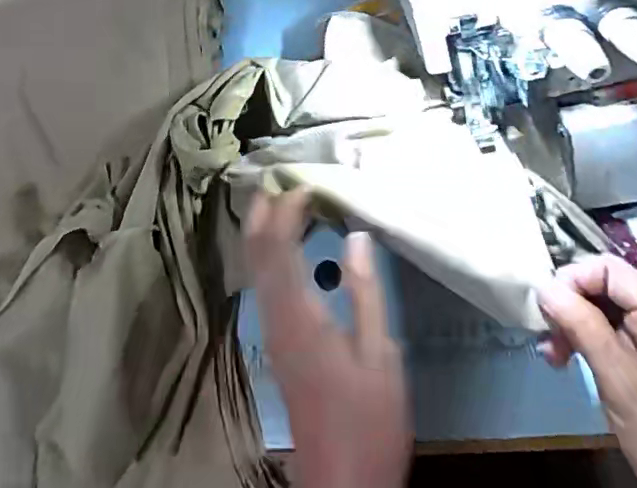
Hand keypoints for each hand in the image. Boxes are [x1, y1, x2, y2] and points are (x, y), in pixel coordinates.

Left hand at [246, 189, 410, 487]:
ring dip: (264, 231)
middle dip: (261, 213)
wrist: (342, 482)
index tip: (304, 184)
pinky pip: (265, 285)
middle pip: (256, 254)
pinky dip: (271, 255)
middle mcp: (275, 317)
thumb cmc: (368, 419)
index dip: (284, 210)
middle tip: (279, 179)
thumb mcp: (380, 355)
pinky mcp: (278, 344)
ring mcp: (272, 332)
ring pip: (256, 268)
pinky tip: (290, 248)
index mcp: (299, 315)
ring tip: (284, 202)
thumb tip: (357, 236)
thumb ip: (366, 293)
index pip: (278, 247)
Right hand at [537, 255, 636, 487]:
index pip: (614, 272)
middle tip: (547, 337)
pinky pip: (622, 345)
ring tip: (554, 356)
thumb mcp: (624, 386)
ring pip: (612, 319)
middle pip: (611, 293)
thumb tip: (545, 286)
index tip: (547, 308)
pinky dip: (594, 349)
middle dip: (573, 308)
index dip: (575, 280)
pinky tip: (572, 364)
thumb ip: (585, 329)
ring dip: (578, 331)